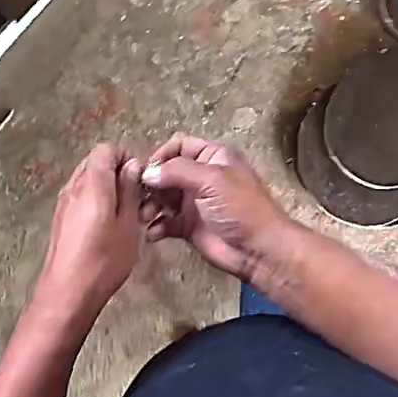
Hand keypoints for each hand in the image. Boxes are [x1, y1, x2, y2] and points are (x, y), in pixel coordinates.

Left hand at [29, 144, 144, 332]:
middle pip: (94, 162)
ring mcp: (63, 203)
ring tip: (125, 213)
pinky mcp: (60, 219)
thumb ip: (130, 190)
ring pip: (87, 180)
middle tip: (136, 195)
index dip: (125, 157)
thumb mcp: (129, 223)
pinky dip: (95, 200)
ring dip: (106, 187)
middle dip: (116, 172)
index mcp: (92, 184)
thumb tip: (131, 166)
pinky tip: (108, 225)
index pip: (105, 150)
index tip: (139, 177)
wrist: (68, 293)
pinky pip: (80, 197)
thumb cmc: (104, 260)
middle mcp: (73, 187)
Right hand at [139, 134, 297, 283]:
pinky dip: (157, 226)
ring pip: (163, 197)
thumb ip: (177, 171)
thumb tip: (147, 173)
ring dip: (151, 205)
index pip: (179, 146)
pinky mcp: (189, 226)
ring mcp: (195, 202)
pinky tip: (154, 233)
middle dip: (151, 184)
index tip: (146, 171)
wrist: (259, 250)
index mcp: (212, 158)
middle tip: (138, 197)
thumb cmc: (240, 208)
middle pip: (166, 173)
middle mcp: (202, 177)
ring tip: (145, 216)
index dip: (161, 156)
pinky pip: (166, 222)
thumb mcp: (212, 180)